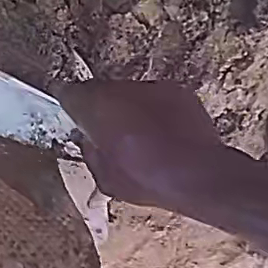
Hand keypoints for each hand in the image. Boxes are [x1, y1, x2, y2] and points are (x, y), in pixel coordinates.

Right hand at [52, 81, 231, 206]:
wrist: (198, 175)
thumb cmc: (150, 179)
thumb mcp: (107, 179)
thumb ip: (91, 154)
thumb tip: (89, 144)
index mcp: (97, 106)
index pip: (70, 93)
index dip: (69, 107)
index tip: (72, 118)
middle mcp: (123, 89)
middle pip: (102, 92)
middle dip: (102, 111)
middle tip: (110, 138)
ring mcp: (153, 87)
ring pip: (131, 95)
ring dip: (130, 112)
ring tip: (141, 142)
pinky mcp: (179, 92)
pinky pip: (158, 100)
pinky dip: (156, 113)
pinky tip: (163, 138)